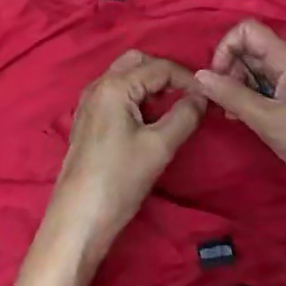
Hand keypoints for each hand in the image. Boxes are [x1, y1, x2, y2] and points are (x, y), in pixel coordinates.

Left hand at [48, 49, 206, 261]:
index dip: (187, 78)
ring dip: (150, 85)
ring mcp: (89, 103)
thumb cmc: (118, 181)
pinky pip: (116, 94)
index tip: (208, 95)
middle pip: (138, 63)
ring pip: (126, 77)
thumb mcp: (159, 147)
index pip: (159, 67)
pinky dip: (136, 97)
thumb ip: (185, 115)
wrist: (78, 223)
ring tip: (172, 108)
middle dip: (165, 74)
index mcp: (114, 85)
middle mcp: (98, 86)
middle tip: (187, 96)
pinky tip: (149, 120)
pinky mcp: (87, 121)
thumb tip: (202, 95)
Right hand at [193, 19, 285, 219]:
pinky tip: (244, 118)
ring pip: (258, 66)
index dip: (226, 48)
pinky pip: (269, 83)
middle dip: (230, 68)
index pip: (248, 29)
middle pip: (251, 46)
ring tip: (231, 114)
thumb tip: (199, 76)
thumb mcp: (268, 122)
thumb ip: (232, 96)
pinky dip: (252, 95)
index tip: (216, 80)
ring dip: (239, 83)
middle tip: (223, 102)